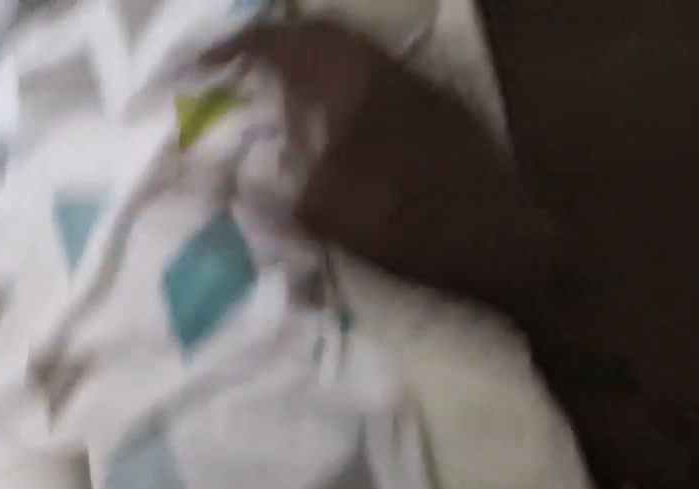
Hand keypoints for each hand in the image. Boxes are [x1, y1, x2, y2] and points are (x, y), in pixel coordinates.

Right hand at [209, 20, 573, 311]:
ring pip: (352, 52)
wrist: (495, 242)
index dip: (245, 46)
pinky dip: (333, 79)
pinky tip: (321, 111)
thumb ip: (270, 186)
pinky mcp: (434, 109)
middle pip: (327, 35)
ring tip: (270, 81)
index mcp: (359, 91)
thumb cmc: (403, 228)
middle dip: (275, 42)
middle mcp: (392, 74)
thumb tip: (223, 174)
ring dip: (306, 59)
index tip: (203, 61)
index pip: (295, 46)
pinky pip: (371, 75)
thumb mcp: (319, 214)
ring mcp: (419, 87)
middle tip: (235, 61)